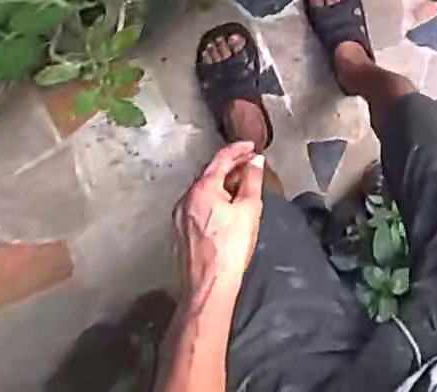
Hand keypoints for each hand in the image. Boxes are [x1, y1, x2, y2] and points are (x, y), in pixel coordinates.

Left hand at [173, 142, 266, 302]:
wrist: (208, 289)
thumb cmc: (230, 249)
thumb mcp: (249, 208)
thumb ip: (252, 179)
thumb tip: (256, 161)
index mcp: (202, 189)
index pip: (221, 158)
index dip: (238, 149)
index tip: (251, 146)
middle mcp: (186, 198)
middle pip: (209, 171)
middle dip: (230, 164)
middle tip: (249, 161)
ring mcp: (180, 216)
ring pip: (202, 188)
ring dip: (221, 180)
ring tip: (241, 181)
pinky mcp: (180, 232)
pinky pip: (197, 203)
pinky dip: (212, 196)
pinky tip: (225, 203)